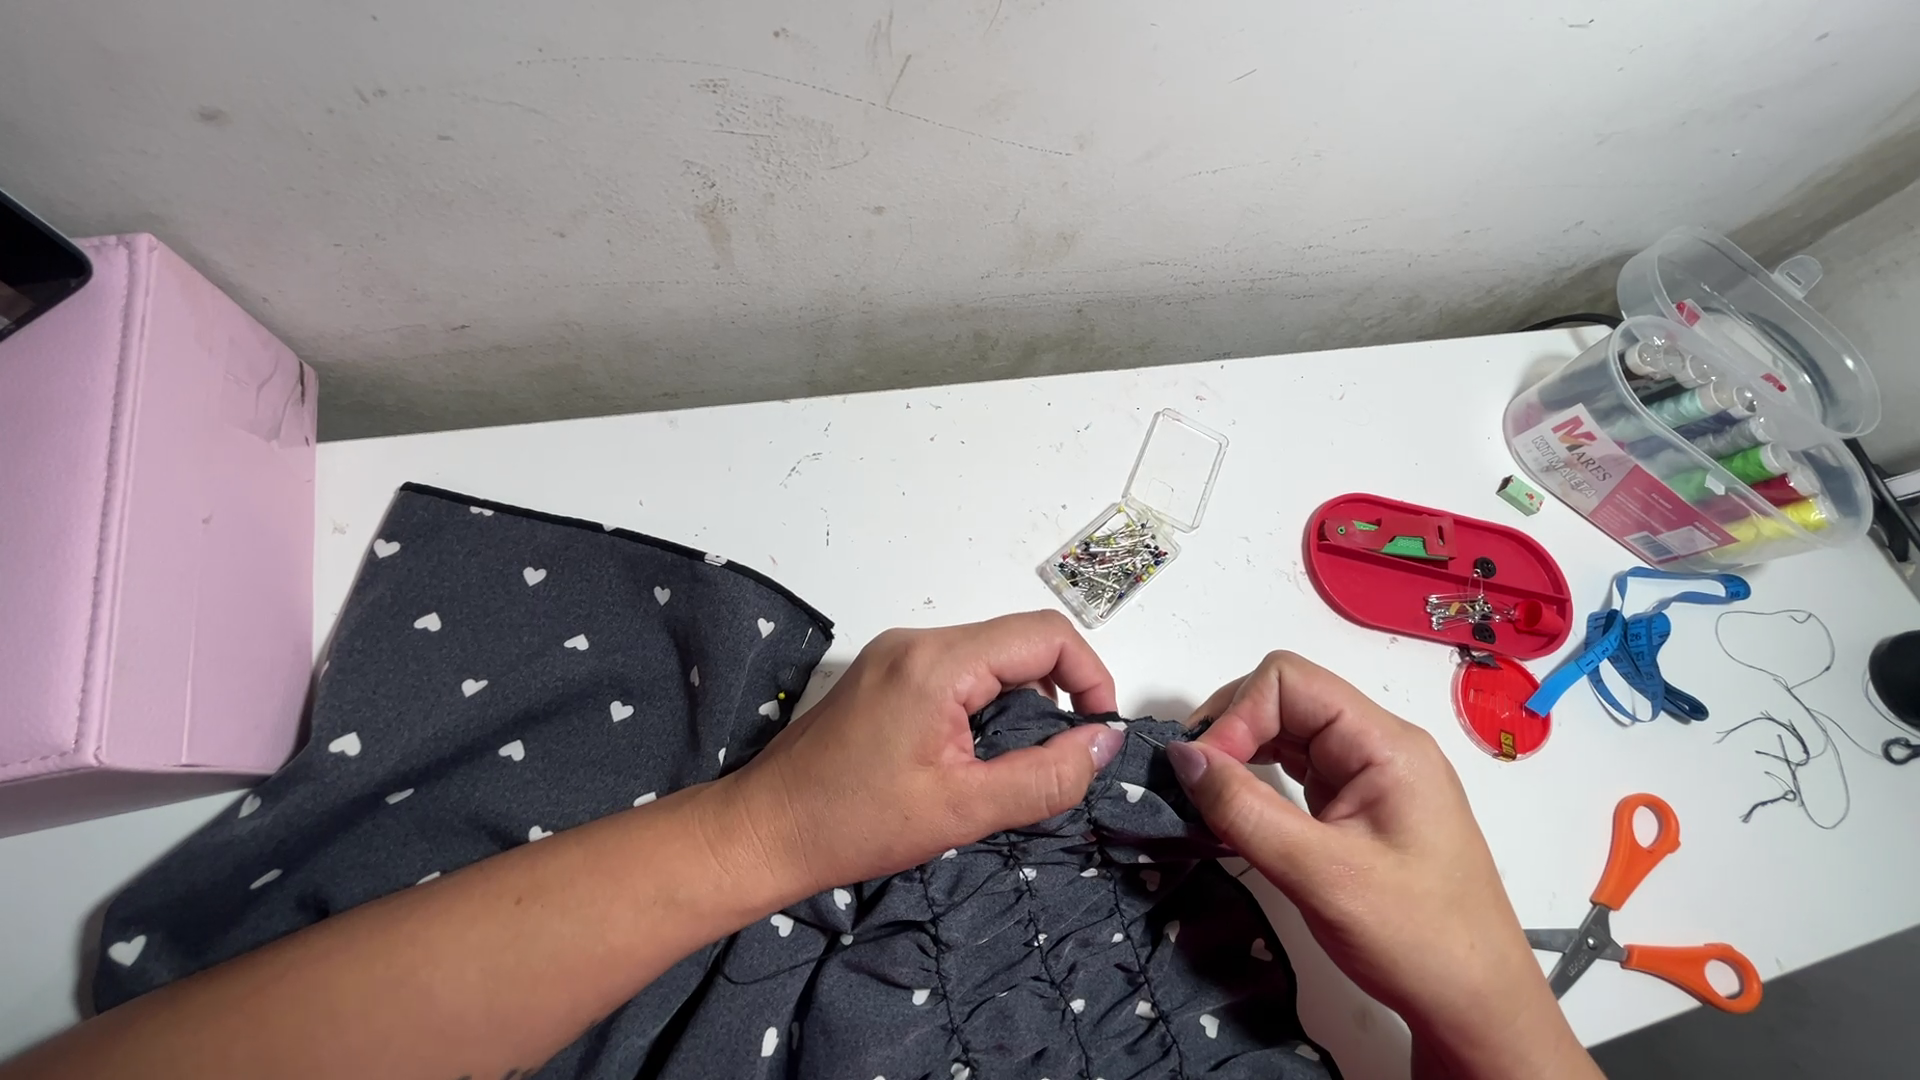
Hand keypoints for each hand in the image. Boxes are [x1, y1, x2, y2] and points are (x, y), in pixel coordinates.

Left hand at [715, 611, 1125, 897]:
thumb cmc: (855, 823)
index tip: (1096, 731)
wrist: (764, 829)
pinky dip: (987, 699)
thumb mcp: (963, 810)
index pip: (1044, 633)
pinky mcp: (886, 670)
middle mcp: (917, 640)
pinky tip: (975, 749)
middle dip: (1057, 689)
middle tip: (1058, 753)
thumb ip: (1045, 775)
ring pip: (990, 654)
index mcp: (937, 661)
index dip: (1089, 674)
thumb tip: (1103, 742)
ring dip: (1021, 696)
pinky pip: (958, 668)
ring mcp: (897, 652)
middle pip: (1017, 640)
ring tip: (1015, 757)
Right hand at [1164, 652, 1598, 1079]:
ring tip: (1210, 793)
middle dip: (1232, 728)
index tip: (1207, 770)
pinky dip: (1257, 776)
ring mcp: (1367, 771)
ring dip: (1240, 751)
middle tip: (1199, 782)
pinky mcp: (1356, 800)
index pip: (1289, 681)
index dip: (1237, 713)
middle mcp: (1377, 743)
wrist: (1479, 1010)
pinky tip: (1239, 805)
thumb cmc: (1413, 938)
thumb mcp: (1320, 874)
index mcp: (1384, 743)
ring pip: (1285, 728)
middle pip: (1284, 697)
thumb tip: (1181, 754)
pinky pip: (1294, 763)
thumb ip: (1244, 808)